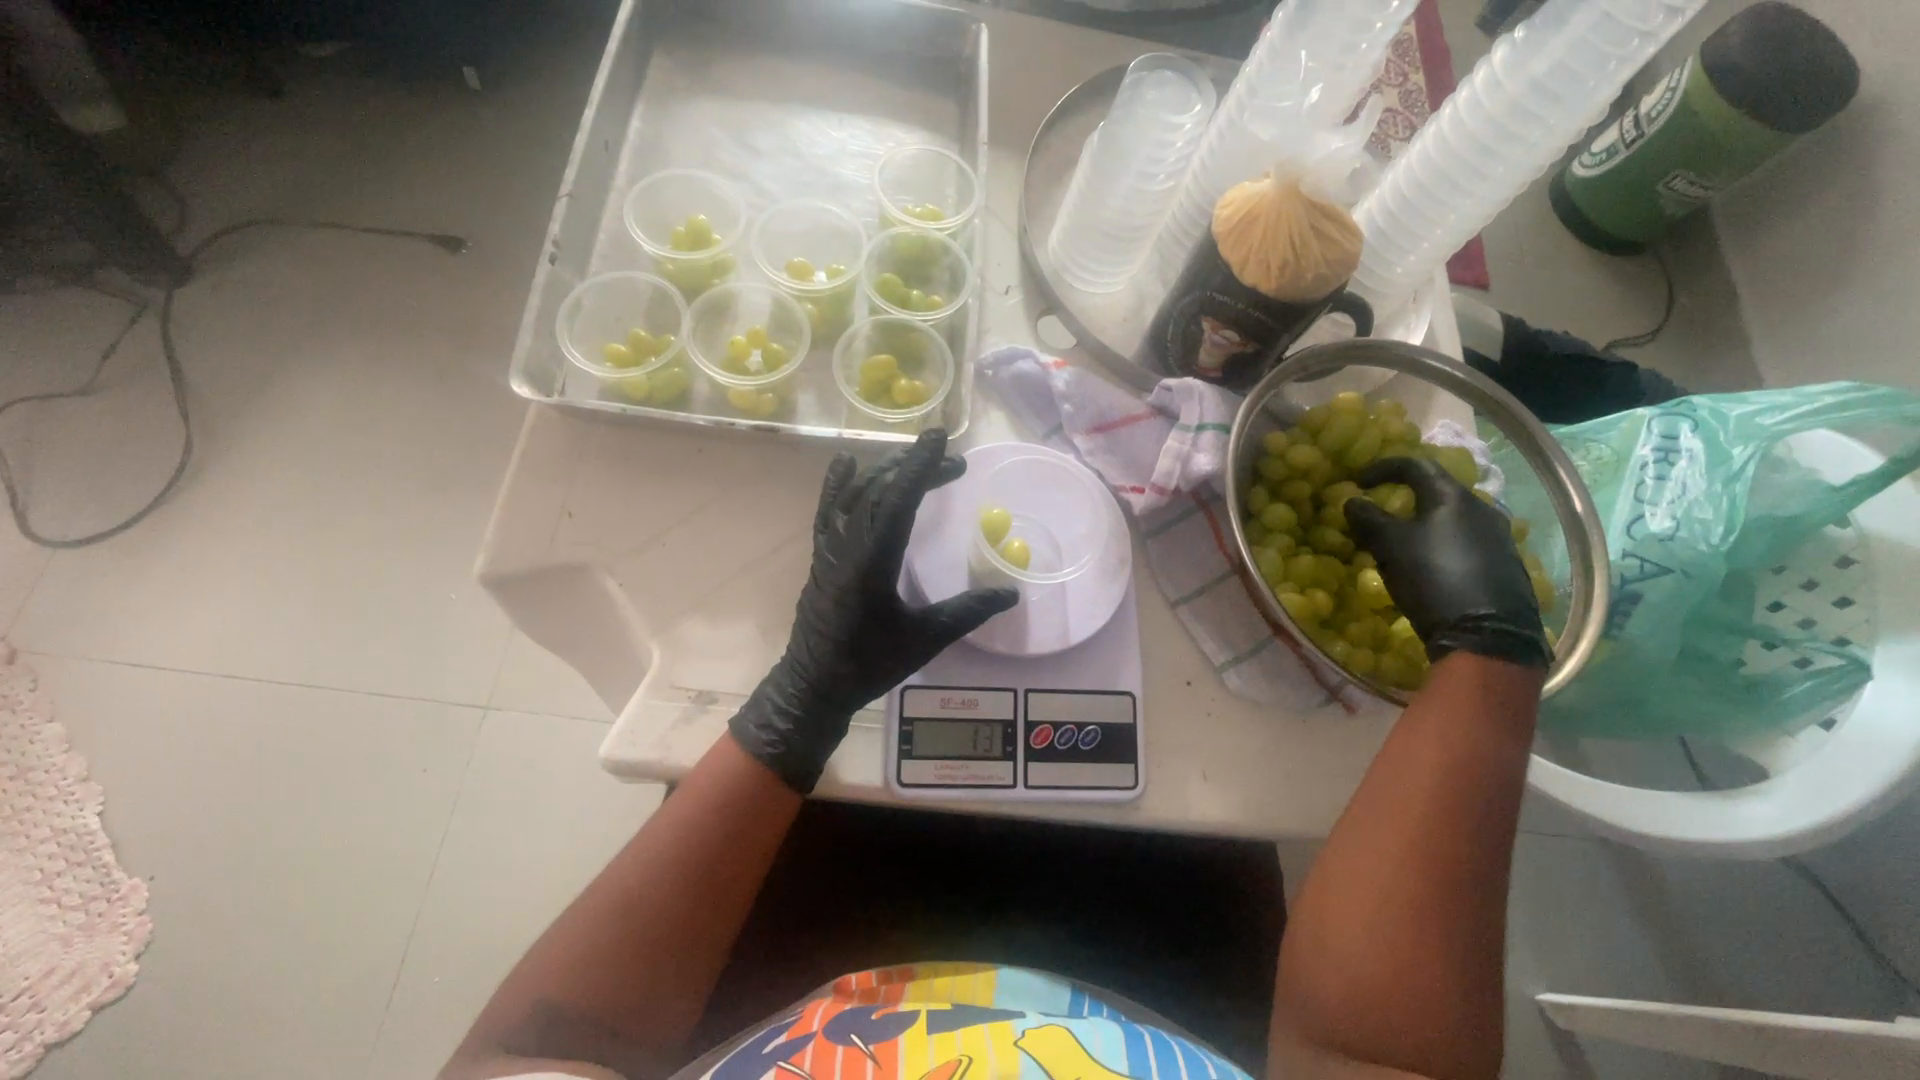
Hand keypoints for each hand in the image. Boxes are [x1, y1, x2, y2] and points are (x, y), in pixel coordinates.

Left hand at [730, 430, 1019, 792]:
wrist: (813, 686)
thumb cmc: (870, 664)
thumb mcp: (925, 639)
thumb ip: (967, 611)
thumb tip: (1010, 593)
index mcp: (873, 561)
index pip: (898, 500)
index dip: (921, 466)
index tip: (940, 437)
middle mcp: (847, 545)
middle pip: (879, 489)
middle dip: (915, 467)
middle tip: (954, 462)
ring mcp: (829, 548)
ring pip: (854, 494)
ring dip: (885, 471)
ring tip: (916, 459)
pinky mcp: (821, 556)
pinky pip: (829, 510)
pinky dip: (839, 484)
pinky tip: (846, 464)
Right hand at [1342, 456, 1549, 670]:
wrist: (1488, 634)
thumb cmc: (1432, 579)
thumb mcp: (1390, 547)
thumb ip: (1369, 519)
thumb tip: (1353, 500)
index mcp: (1452, 496)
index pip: (1415, 465)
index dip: (1382, 468)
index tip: (1358, 481)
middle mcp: (1482, 508)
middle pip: (1438, 491)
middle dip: (1406, 498)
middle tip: (1380, 514)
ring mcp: (1499, 537)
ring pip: (1454, 518)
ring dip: (1425, 523)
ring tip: (1404, 543)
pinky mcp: (1506, 564)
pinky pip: (1467, 542)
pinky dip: (1443, 544)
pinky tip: (1432, 567)